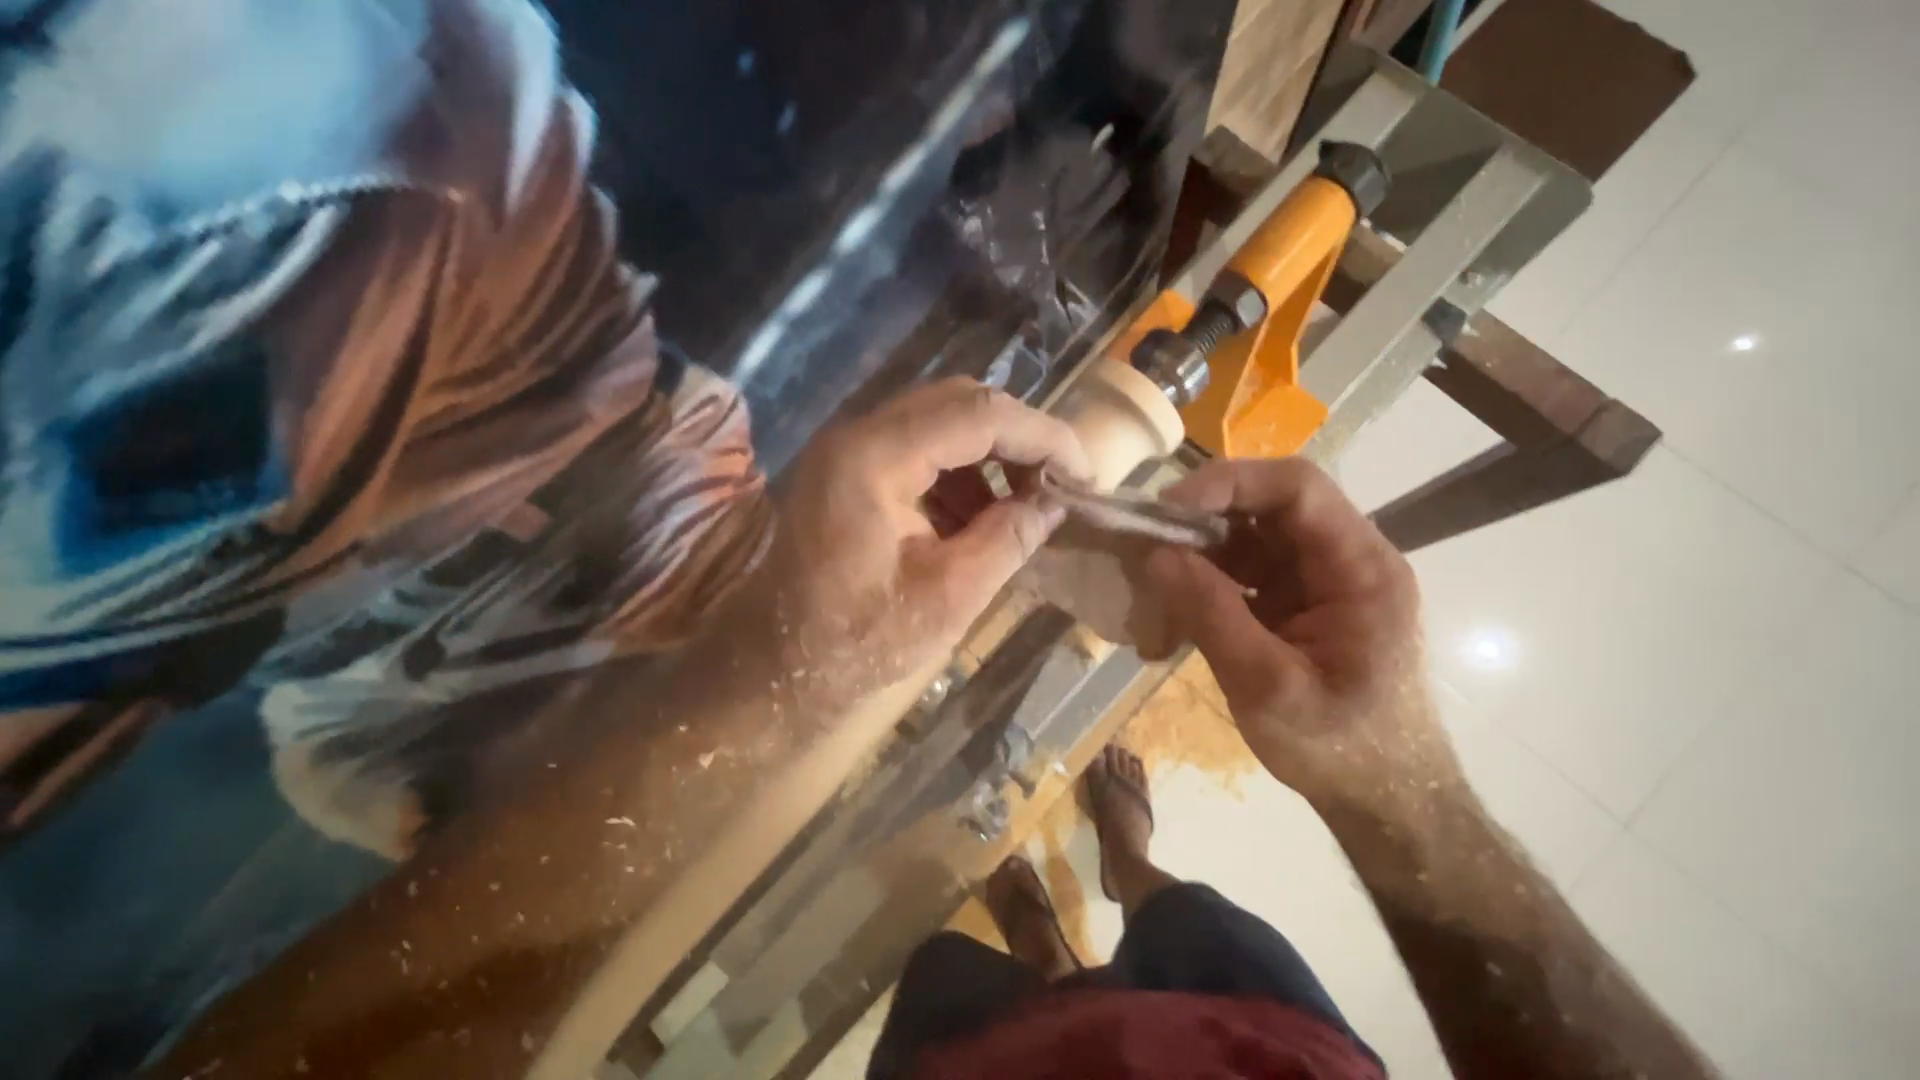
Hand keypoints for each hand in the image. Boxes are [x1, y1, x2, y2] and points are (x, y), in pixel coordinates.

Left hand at [759, 378, 1089, 706]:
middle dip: (1020, 437)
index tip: (1085, 474)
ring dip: (990, 454)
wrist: (772, 669)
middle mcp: (856, 434)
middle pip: (959, 402)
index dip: (1042, 436)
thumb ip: (1009, 538)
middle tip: (1062, 481)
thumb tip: (1057, 503)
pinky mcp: (847, 470)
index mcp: (874, 458)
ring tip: (1026, 504)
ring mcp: (847, 449)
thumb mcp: (947, 597)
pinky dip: (958, 472)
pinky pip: (916, 447)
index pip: (979, 414)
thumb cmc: (855, 642)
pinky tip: (979, 516)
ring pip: (939, 420)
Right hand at [1144, 458, 1461, 812]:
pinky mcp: (1296, 608)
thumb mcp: (1269, 687)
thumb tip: (1157, 555)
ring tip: (1149, 601)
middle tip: (1143, 552)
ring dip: (1194, 563)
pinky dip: (1202, 593)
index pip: (1297, 488)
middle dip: (1200, 525)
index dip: (1229, 483)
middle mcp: (1344, 561)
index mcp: (1361, 568)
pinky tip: (1168, 627)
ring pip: (1247, 542)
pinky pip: (1242, 578)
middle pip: (1266, 510)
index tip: (1167, 510)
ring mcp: (1318, 585)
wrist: (1384, 803)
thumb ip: (1213, 615)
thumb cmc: (1341, 749)